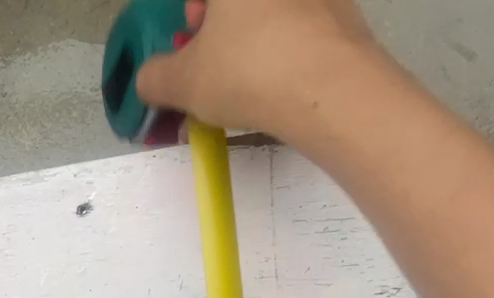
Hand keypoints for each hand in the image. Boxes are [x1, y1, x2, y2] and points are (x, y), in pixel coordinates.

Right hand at [135, 0, 389, 140]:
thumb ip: (155, 78)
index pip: (198, 1)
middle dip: (220, 31)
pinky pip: (299, 32)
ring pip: (269, 17)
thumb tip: (149, 79)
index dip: (192, 18)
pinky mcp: (344, 14)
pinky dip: (281, 56)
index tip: (190, 40)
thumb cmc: (246, 70)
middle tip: (212, 70)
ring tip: (241, 93)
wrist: (330, 89)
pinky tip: (276, 93)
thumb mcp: (182, 83)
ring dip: (250, 47)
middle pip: (236, 5)